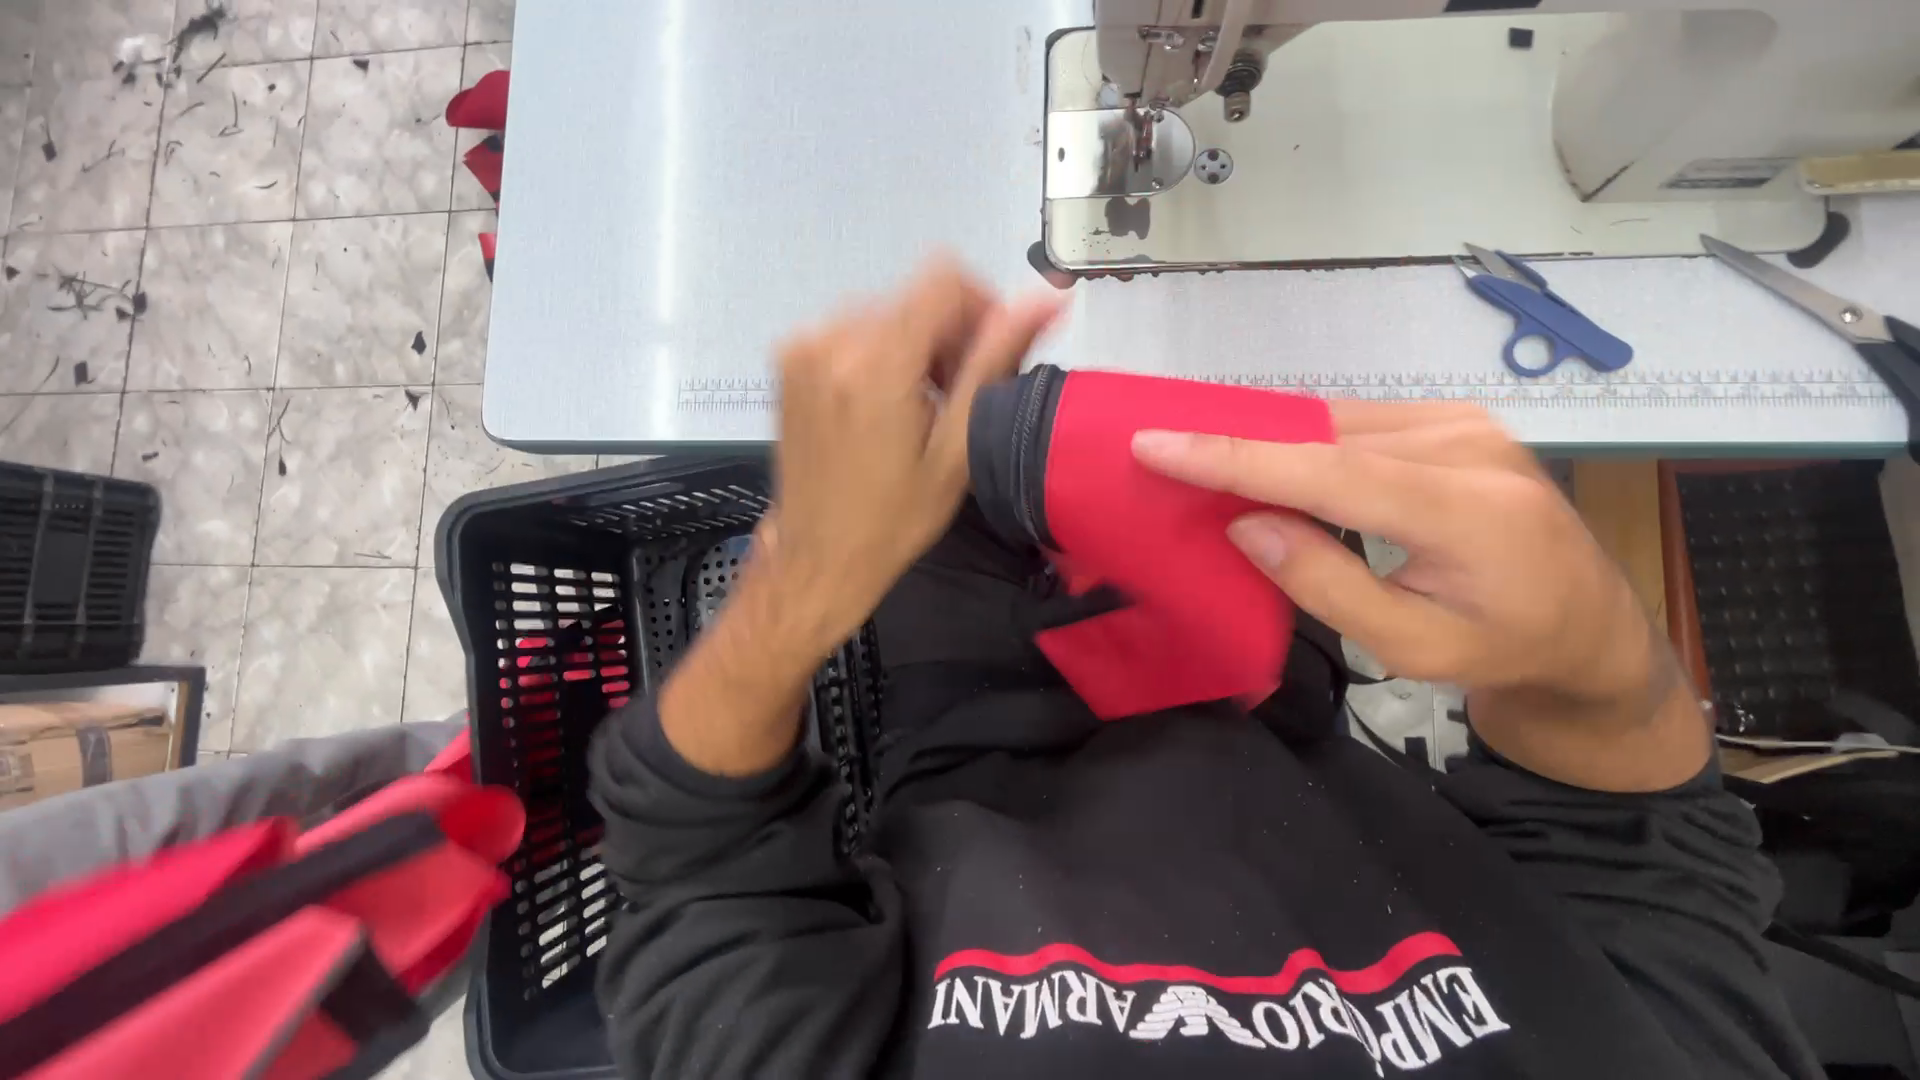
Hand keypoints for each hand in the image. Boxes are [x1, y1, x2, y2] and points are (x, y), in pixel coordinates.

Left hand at [658, 260, 1062, 777]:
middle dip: (948, 336)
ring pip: (886, 311)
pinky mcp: (788, 358)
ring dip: (914, 346)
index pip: (944, 278)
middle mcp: (831, 337)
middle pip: (915, 297)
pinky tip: (884, 404)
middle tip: (954, 399)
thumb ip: (997, 361)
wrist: (818, 555)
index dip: (981, 308)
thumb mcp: (958, 447)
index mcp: (876, 361)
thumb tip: (1046, 297)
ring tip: (919, 407)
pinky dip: (878, 353)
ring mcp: (802, 345)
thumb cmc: (894, 518)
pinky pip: (851, 328)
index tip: (987, 358)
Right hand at [1132, 402, 1707, 791]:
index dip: (1233, 457)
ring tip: (1208, 466)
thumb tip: (1246, 523)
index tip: (1153, 444)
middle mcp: (1466, 445)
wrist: (1589, 626)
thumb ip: (1327, 586)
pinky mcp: (1454, 419)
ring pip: (1331, 423)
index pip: (1326, 472)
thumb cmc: (1501, 649)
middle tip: (1163, 461)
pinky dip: (1302, 441)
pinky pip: (1353, 421)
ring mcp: (1464, 423)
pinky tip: (1274, 464)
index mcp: (1465, 510)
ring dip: (1268, 444)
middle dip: (1238, 449)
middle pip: (1321, 439)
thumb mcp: (1412, 647)